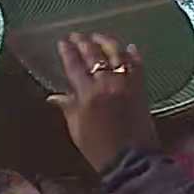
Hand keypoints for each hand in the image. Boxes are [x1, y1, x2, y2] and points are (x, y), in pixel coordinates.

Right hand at [49, 33, 157, 171]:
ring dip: (107, 42)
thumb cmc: (98, 147)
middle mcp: (105, 83)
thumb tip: (52, 97)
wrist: (130, 158)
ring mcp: (125, 83)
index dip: (67, 52)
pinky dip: (134, 55)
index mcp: (86, 93)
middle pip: (94, 55)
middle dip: (84, 42)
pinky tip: (131, 47)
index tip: (63, 42)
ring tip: (99, 36)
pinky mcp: (140, 88)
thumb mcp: (76, 128)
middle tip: (78, 35)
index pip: (74, 65)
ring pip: (116, 54)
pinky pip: (137, 65)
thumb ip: (67, 108)